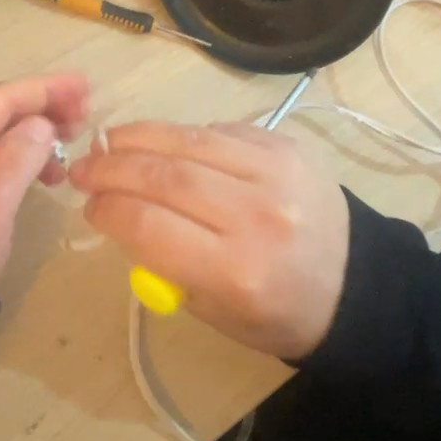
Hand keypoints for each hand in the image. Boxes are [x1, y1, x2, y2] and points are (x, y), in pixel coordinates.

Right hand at [70, 122, 348, 358]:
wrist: (357, 284)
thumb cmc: (277, 311)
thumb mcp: (213, 310)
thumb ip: (162, 261)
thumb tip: (117, 207)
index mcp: (238, 272)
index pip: (150, 226)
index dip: (107, 210)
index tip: (87, 205)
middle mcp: (257, 215)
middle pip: (164, 176)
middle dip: (111, 167)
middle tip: (83, 167)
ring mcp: (275, 172)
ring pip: (187, 140)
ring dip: (137, 137)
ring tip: (109, 142)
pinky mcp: (285, 144)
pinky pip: (217, 129)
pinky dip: (180, 134)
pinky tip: (163, 143)